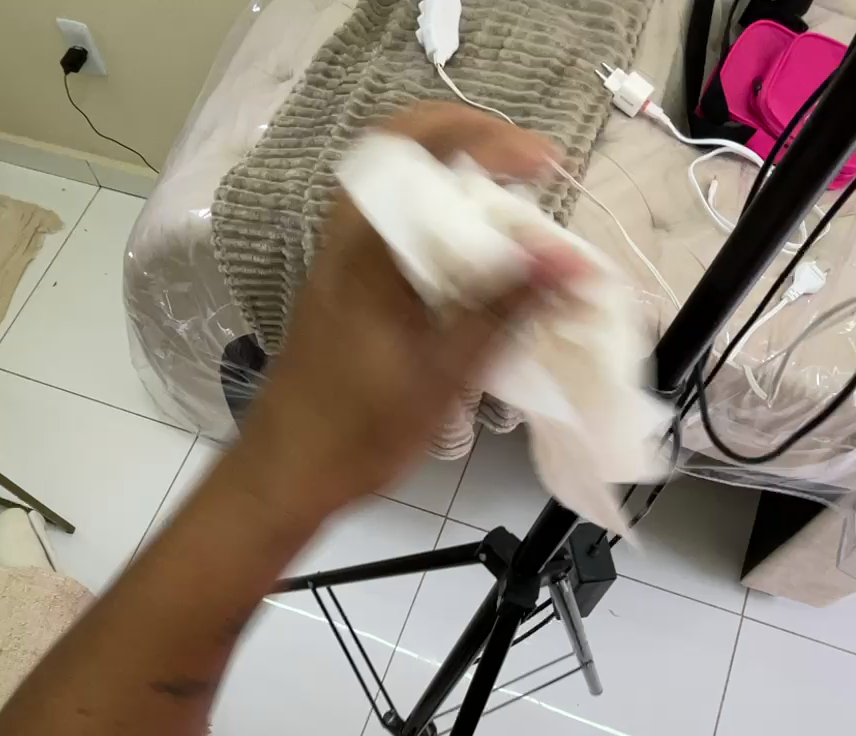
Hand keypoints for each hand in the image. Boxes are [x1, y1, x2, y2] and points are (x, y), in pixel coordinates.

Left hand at [227, 104, 586, 522]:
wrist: (284, 474)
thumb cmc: (360, 434)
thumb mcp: (441, 377)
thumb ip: (502, 311)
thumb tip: (570, 261)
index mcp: (369, 253)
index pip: (425, 150)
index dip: (494, 141)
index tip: (548, 163)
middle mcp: (345, 243)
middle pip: (398, 149)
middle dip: (465, 140)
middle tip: (519, 169)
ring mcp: (335, 266)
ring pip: (390, 190)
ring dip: (445, 180)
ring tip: (500, 208)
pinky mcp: (336, 293)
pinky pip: (385, 229)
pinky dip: (428, 221)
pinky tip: (462, 261)